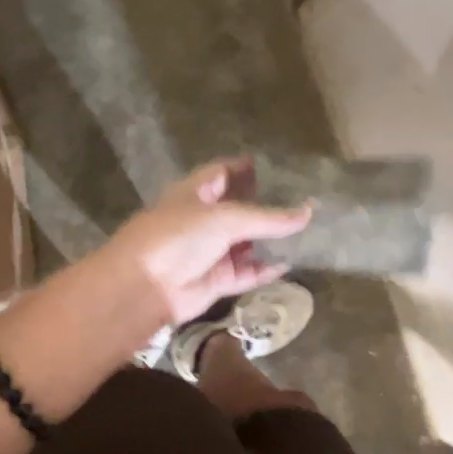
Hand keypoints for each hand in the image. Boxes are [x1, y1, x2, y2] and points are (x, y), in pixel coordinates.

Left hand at [94, 159, 311, 325]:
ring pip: (246, 243)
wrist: (143, 287)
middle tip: (307, 200)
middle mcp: (201, 219)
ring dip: (271, 239)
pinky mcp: (214, 280)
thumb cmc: (178, 237)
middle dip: (268, 206)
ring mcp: (207, 251)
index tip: (282, 166)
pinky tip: (291, 262)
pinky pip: (246, 272)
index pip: (223, 173)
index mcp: (194, 192)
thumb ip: (267, 217)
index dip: (248, 168)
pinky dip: (265, 268)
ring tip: (309, 231)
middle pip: (239, 209)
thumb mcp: (224, 218)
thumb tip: (308, 212)